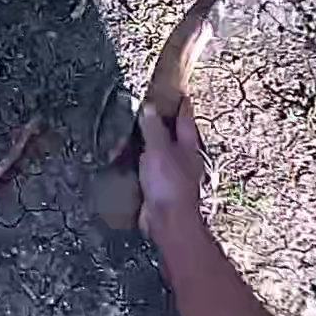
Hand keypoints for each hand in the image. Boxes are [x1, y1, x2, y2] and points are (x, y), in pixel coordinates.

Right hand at [138, 99, 205, 239]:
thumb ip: (153, 128)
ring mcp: (171, 174)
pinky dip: (137, 163)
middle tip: (152, 111)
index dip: (181, 106)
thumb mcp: (159, 149)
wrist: (167, 221)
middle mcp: (182, 159)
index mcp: (186, 146)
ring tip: (134, 135)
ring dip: (147, 144)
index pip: (185, 119)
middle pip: (172, 135)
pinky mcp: (158, 188)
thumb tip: (148, 107)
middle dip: (163, 124)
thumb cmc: (169, 183)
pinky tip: (128, 162)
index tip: (180, 94)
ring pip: (158, 152)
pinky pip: (146, 169)